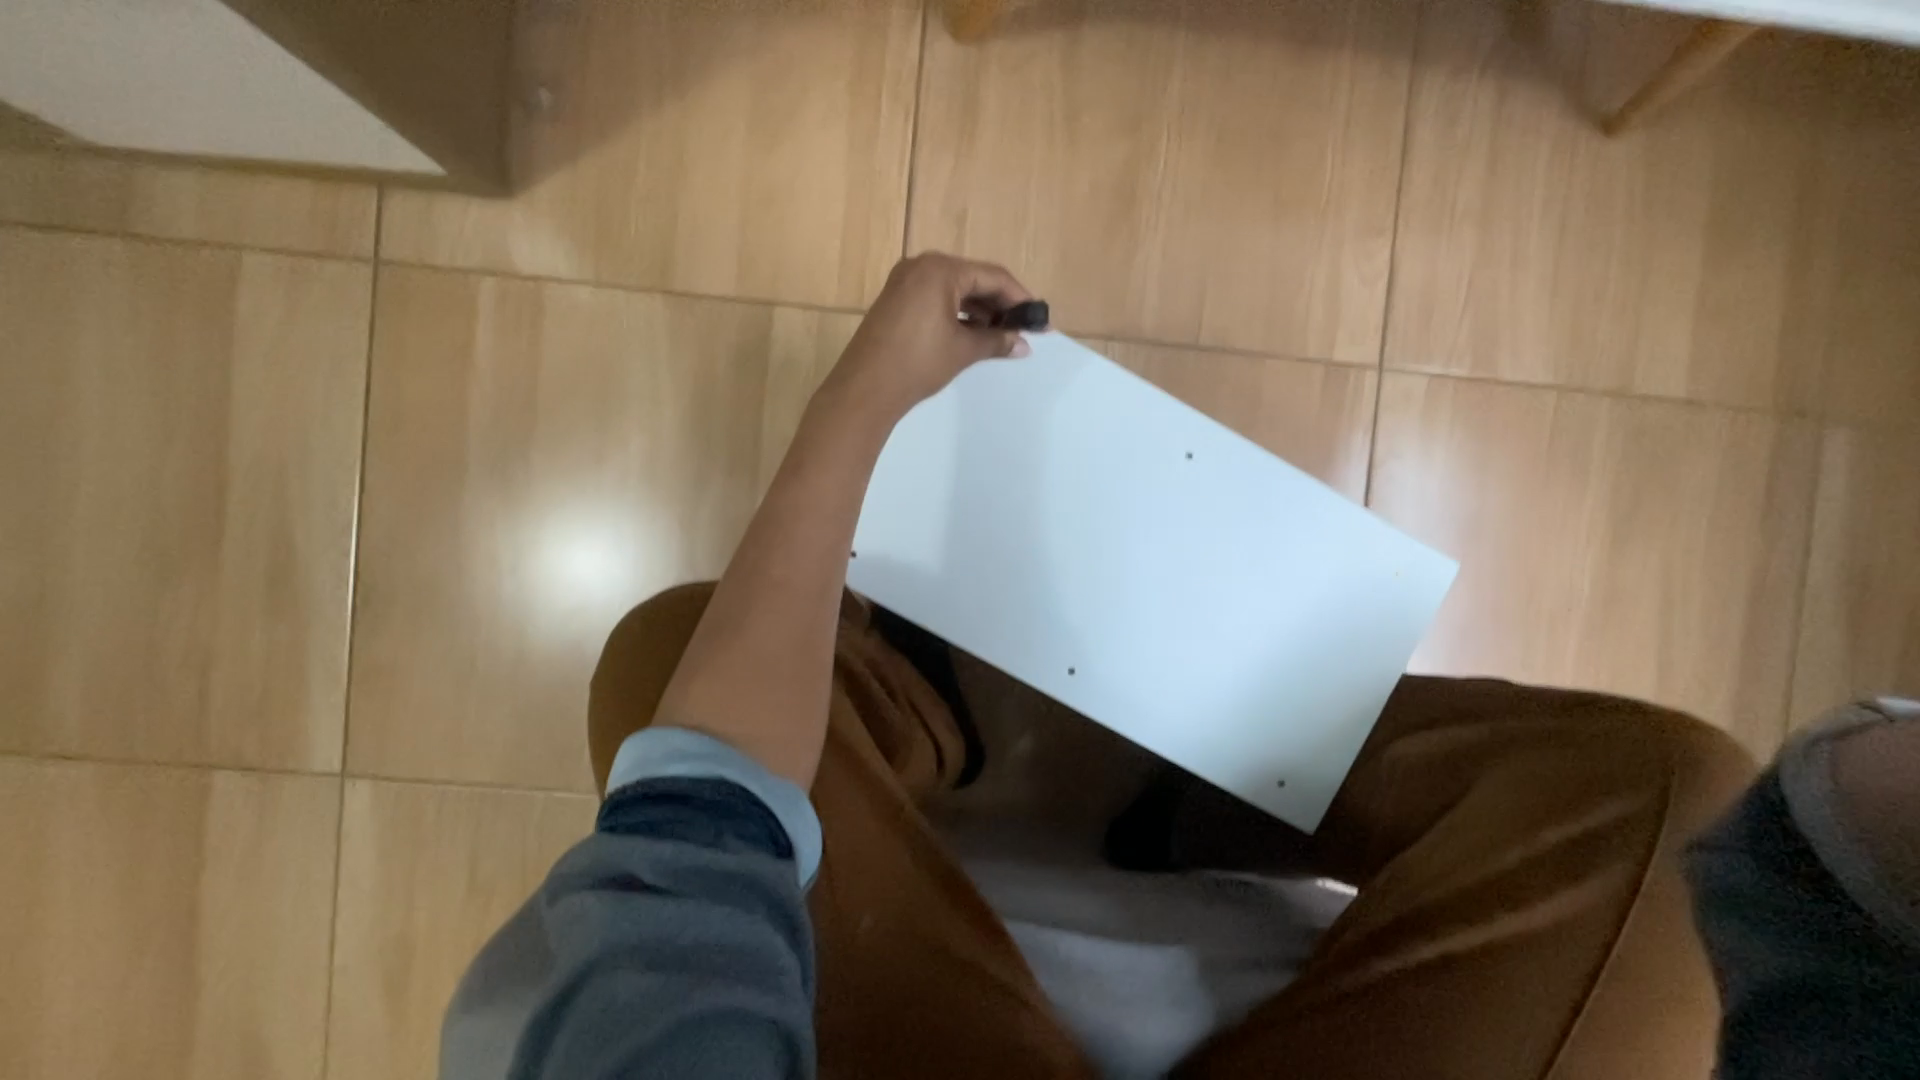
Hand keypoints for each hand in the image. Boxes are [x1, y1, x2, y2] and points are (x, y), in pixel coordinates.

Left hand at [818, 253, 1036, 423]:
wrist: (865, 389)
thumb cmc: (917, 363)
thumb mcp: (962, 350)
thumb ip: (996, 341)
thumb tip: (1023, 343)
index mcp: (940, 269)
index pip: (992, 276)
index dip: (1020, 298)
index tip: (1039, 319)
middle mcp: (921, 267)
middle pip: (973, 279)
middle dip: (1000, 305)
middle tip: (1024, 328)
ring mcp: (905, 283)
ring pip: (954, 290)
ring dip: (980, 311)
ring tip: (1003, 335)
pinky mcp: (896, 301)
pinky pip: (936, 299)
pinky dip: (958, 314)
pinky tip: (975, 334)